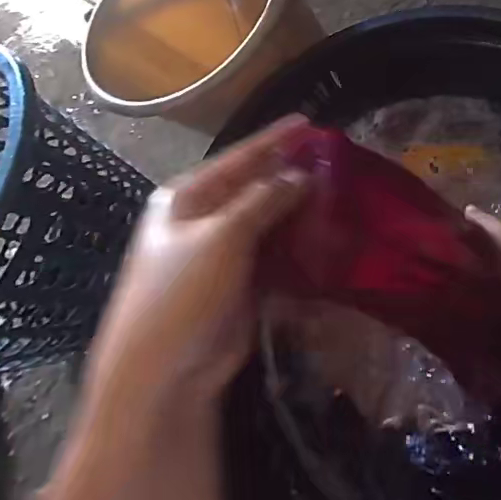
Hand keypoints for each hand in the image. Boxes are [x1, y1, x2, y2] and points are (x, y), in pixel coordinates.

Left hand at [87, 115, 310, 405]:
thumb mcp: (223, 237)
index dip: (273, 139)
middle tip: (333, 159)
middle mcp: (204, 218)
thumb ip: (264, 199)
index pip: (238, 158)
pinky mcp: (240, 281)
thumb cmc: (182, 294)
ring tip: (338, 191)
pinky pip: (274, 251)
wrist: (161, 378)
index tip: (307, 121)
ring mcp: (222, 251)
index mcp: (187, 197)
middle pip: (254, 186)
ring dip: (298, 209)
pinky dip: (297, 242)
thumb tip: (300, 175)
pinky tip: (326, 232)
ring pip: (268, 219)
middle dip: (290, 174)